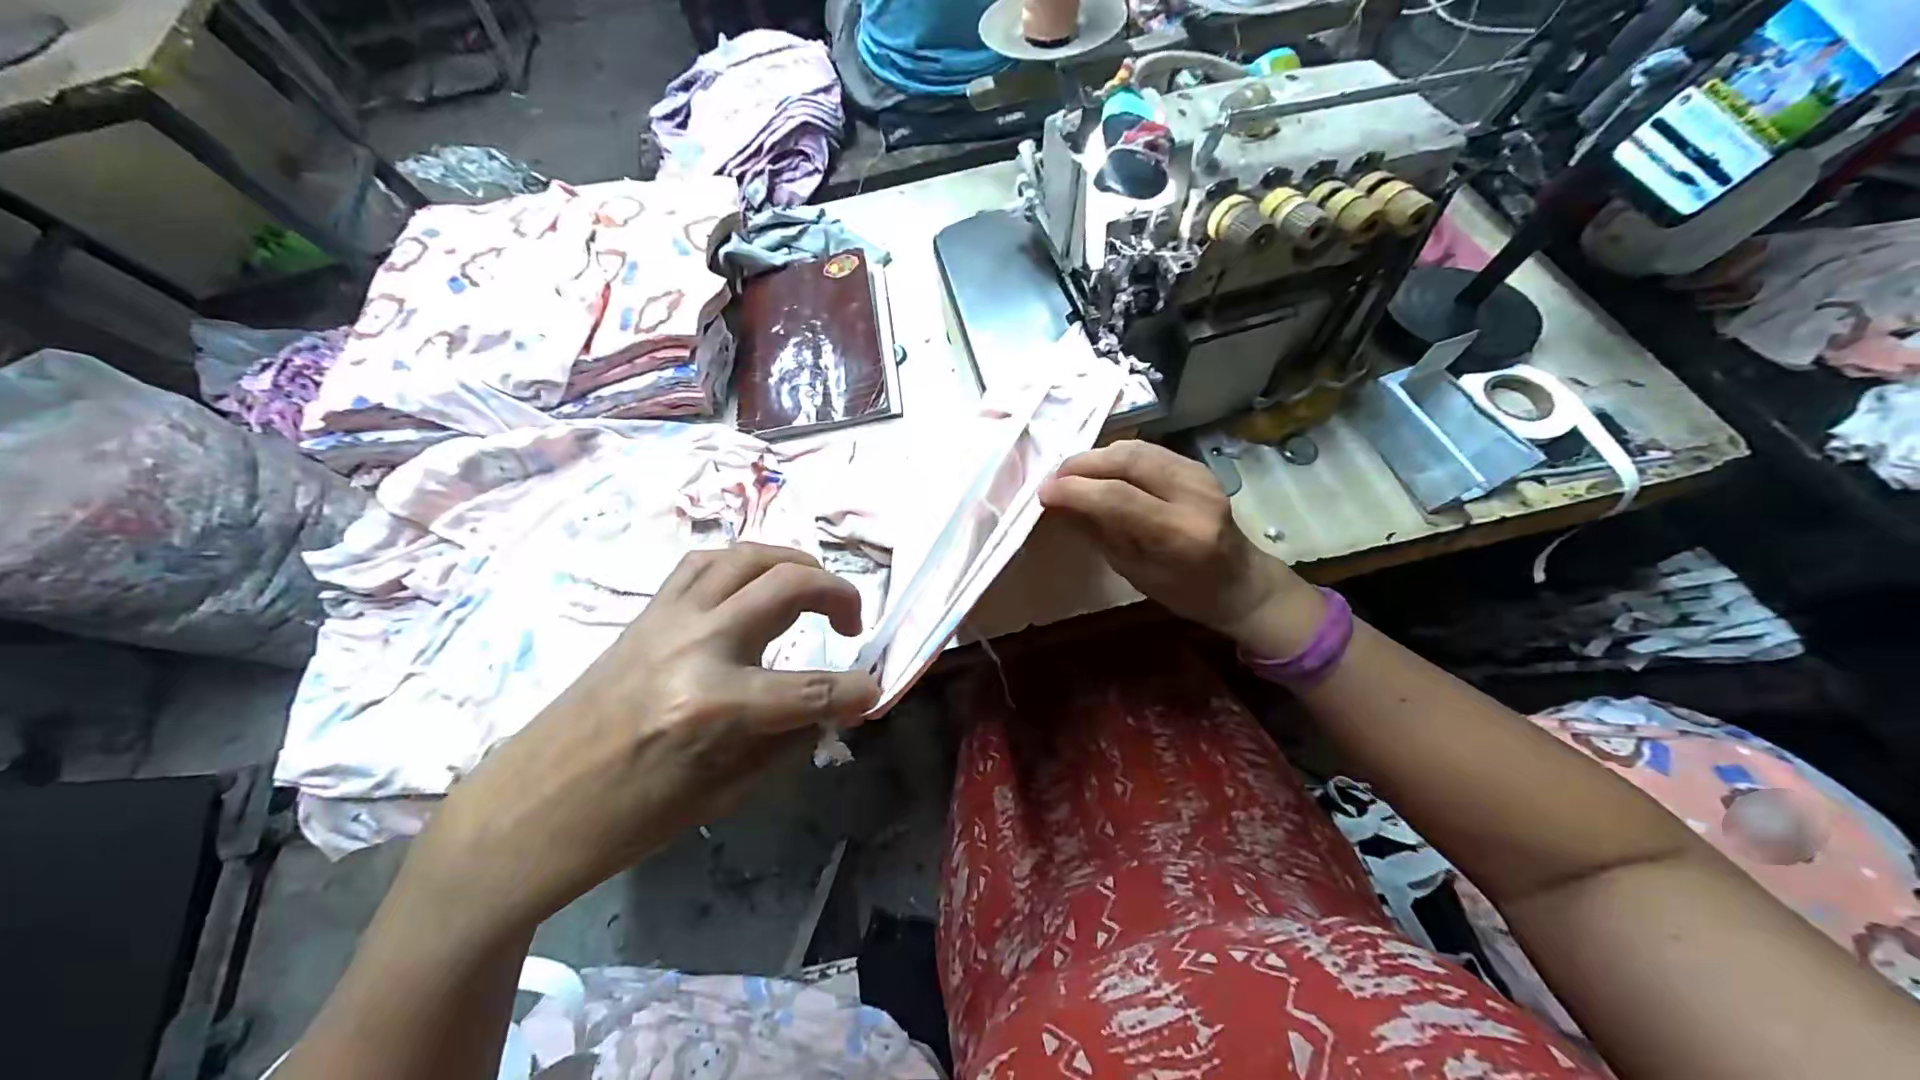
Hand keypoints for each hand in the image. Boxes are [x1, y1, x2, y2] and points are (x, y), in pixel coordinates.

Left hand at [403, 544, 880, 936]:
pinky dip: (744, 564)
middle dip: (839, 594)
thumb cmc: (629, 819)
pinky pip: (704, 564)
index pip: (813, 689)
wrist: (530, 808)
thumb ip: (788, 741)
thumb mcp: (725, 795)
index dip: (857, 691)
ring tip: (814, 588)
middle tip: (851, 621)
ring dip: (795, 563)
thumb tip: (832, 708)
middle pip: (788, 587)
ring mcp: (666, 621)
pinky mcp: (646, 614)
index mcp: (715, 708)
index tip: (875, 691)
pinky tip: (755, 585)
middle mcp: (695, 647)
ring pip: (747, 557)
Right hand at [1038, 440, 1324, 655]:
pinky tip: (1099, 471)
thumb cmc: (1185, 591)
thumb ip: (1097, 531)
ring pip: (1135, 448)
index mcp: (1180, 533)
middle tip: (1053, 480)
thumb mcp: (1133, 571)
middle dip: (1081, 465)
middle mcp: (1193, 494)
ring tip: (1071, 475)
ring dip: (1096, 457)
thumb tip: (1056, 505)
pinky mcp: (1196, 464)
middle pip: (1126, 460)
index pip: (1117, 497)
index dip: (1074, 490)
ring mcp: (1199, 474)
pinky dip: (1115, 456)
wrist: (1240, 582)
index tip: (1043, 493)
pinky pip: (1147, 450)